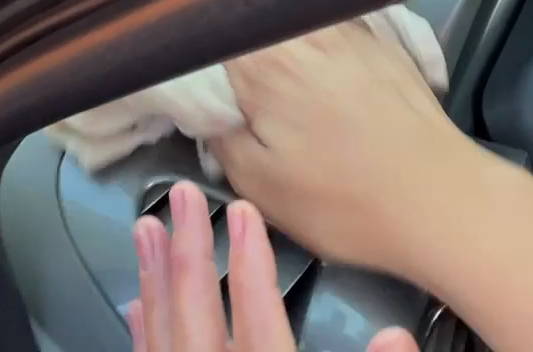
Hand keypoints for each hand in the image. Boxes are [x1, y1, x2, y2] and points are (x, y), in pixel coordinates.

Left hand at [129, 180, 416, 351]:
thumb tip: (397, 335)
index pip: (261, 326)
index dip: (253, 265)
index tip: (244, 210)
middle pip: (198, 316)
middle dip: (189, 250)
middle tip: (179, 195)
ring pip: (163, 334)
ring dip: (154, 279)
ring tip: (145, 228)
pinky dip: (142, 330)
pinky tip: (135, 303)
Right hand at [208, 20, 485, 277]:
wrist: (443, 200)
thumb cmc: (344, 199)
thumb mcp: (260, 185)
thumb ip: (219, 135)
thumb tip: (205, 106)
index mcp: (263, 60)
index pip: (210, 33)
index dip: (198, 51)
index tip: (196, 74)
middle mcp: (302, 30)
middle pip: (251, 20)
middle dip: (236, 44)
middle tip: (237, 82)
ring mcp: (346, 28)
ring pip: (290, 19)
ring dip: (276, 38)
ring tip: (280, 78)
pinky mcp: (380, 37)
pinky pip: (329, 24)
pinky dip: (315, 40)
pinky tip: (324, 72)